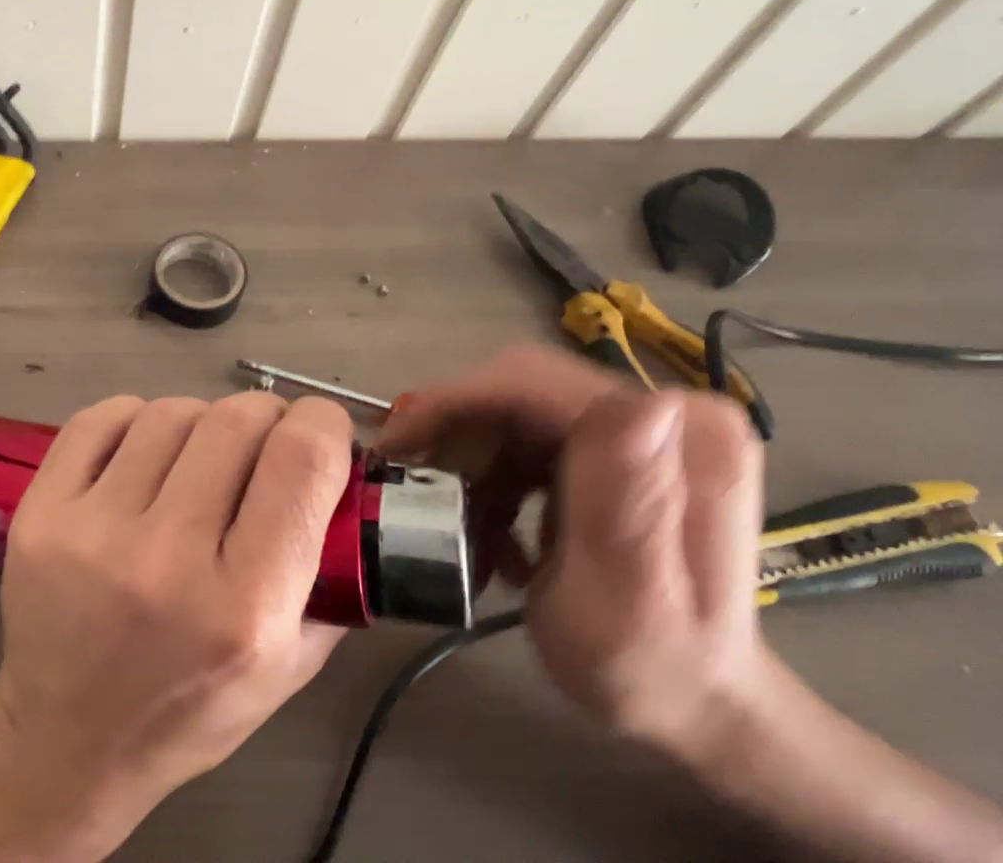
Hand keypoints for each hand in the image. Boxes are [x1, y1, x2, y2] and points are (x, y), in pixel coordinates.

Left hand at [0, 393, 355, 830]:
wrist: (68, 738)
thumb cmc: (189, 711)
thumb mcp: (290, 669)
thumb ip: (330, 574)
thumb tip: (344, 481)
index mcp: (245, 606)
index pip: (300, 460)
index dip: (325, 424)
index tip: (323, 432)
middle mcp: (166, 558)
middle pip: (235, 421)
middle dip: (268, 418)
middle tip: (264, 445)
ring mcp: (91, 529)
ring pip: (170, 413)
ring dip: (201, 421)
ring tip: (199, 456)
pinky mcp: (41, 511)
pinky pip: (99, 419)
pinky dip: (135, 420)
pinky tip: (144, 451)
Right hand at [377, 344, 767, 761]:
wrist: (690, 700)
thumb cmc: (650, 664)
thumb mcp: (626, 600)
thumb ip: (627, 504)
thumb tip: (640, 402)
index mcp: (685, 436)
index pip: (537, 384)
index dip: (454, 405)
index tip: (393, 448)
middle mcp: (667, 415)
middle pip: (520, 389)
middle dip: (454, 433)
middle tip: (408, 485)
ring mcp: (639, 431)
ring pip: (511, 411)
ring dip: (468, 461)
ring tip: (455, 523)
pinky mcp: (613, 451)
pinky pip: (522, 439)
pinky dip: (490, 477)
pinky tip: (490, 527)